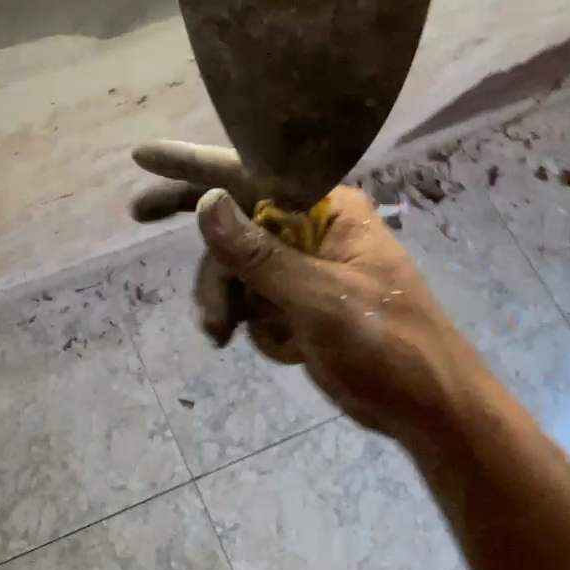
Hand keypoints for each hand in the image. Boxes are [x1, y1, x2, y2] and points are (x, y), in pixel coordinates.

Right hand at [131, 141, 485, 441]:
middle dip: (203, 248)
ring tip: (220, 336)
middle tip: (135, 215)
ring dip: (223, 298)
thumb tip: (206, 204)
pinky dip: (247, 320)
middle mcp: (314, 229)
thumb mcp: (319, 301)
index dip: (193, 166)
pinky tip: (262, 345)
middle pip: (236, 220)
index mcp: (329, 211)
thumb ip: (259, 254)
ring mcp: (307, 267)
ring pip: (237, 266)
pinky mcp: (302, 302)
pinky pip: (252, 298)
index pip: (251, 175)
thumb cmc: (391, 349)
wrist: (433, 412)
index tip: (143, 156)